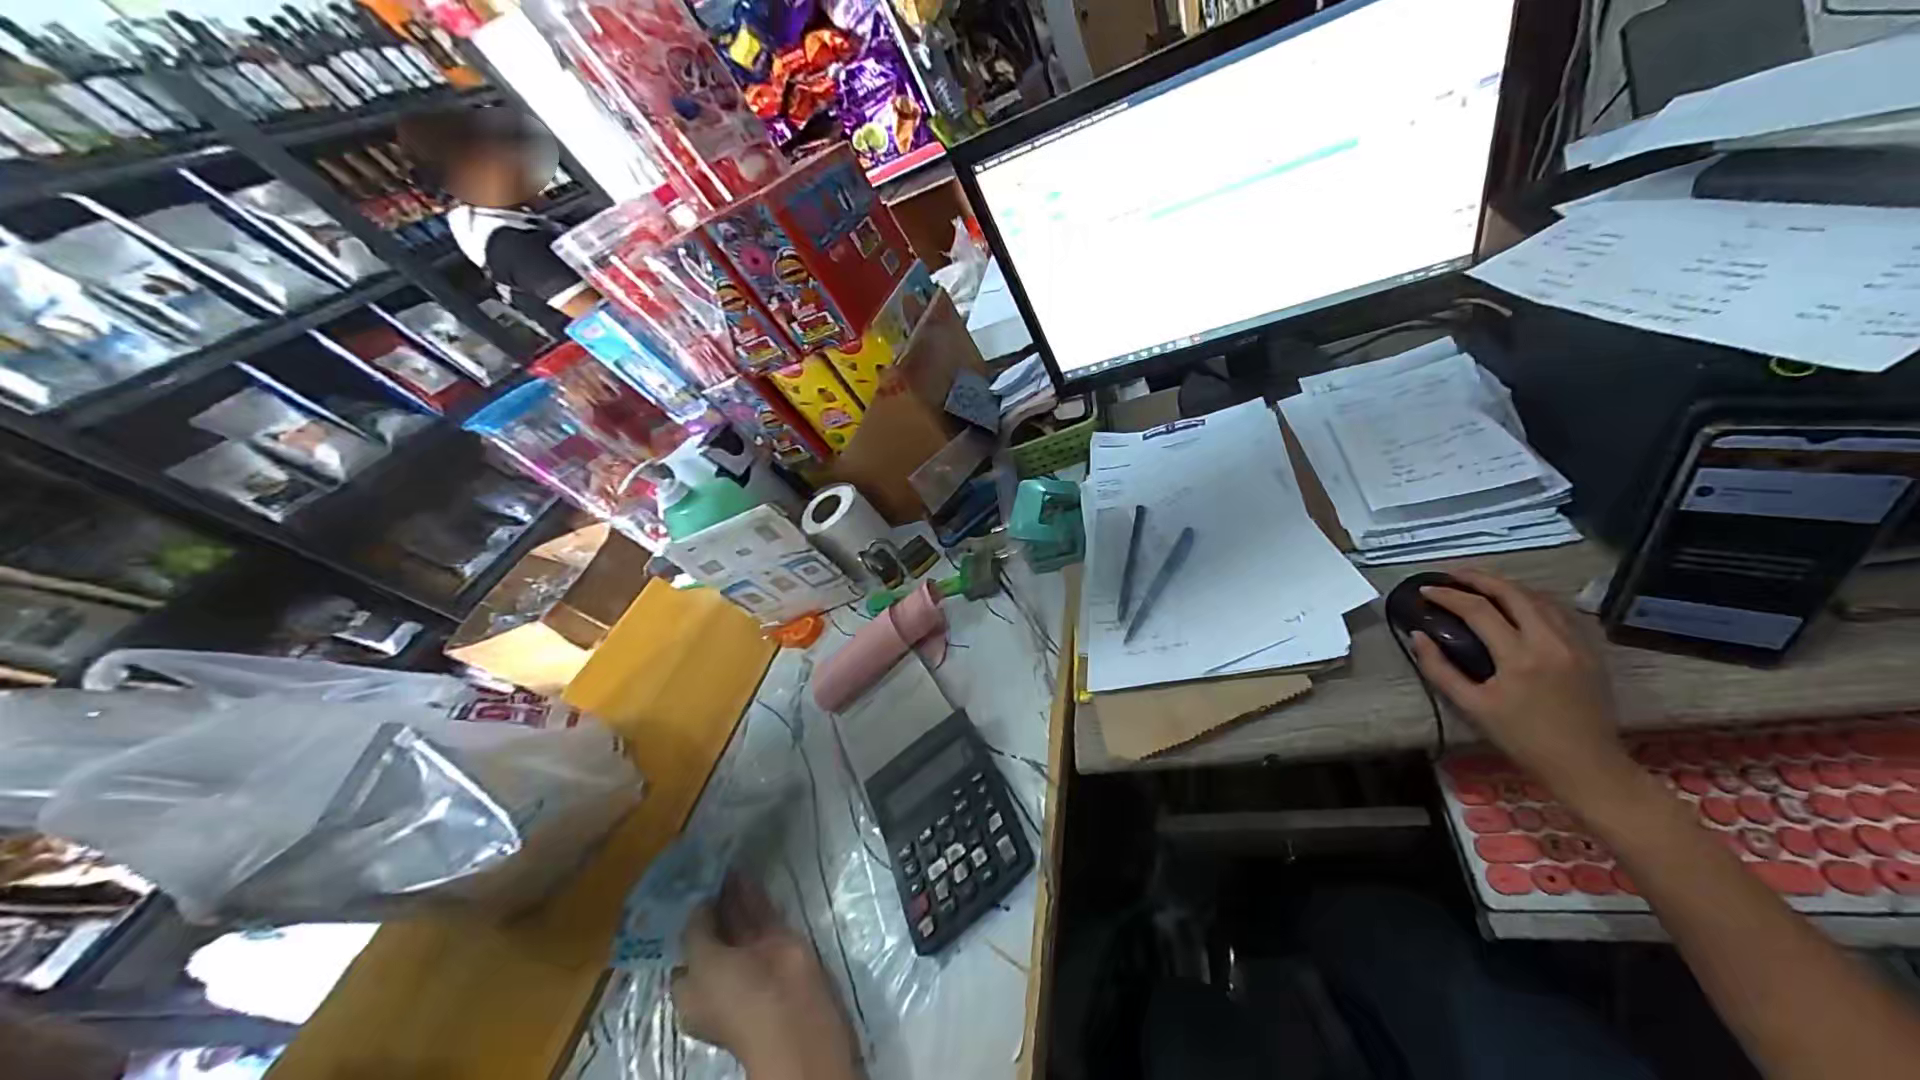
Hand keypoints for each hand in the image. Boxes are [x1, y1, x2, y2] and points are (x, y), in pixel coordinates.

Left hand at [672, 875, 858, 1078]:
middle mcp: (722, 973)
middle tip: (701, 870)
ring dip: (729, 894)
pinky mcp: (775, 939)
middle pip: (712, 934)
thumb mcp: (700, 965)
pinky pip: (758, 911)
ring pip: (736, 920)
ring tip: (720, 862)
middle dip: (709, 905)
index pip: (685, 956)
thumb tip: (700, 903)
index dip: (682, 927)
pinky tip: (740, 868)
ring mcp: (750, 956)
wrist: (789, 1007)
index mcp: (695, 992)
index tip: (679, 896)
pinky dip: (749, 891)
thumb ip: (696, 929)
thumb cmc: (732, 996)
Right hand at [1409, 570, 1631, 794]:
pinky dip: (1532, 600)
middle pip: (1512, 593)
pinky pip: (1558, 612)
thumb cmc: (1522, 739)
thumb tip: (1418, 636)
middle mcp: (1550, 641)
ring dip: (1506, 586)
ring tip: (1480, 584)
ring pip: (1539, 598)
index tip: (1426, 591)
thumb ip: (1439, 669)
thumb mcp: (1472, 707)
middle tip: (1451, 575)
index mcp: (1519, 656)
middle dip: (1479, 579)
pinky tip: (1517, 603)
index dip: (1448, 596)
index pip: (1478, 610)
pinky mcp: (1589, 650)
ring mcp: (1576, 643)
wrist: (1587, 765)